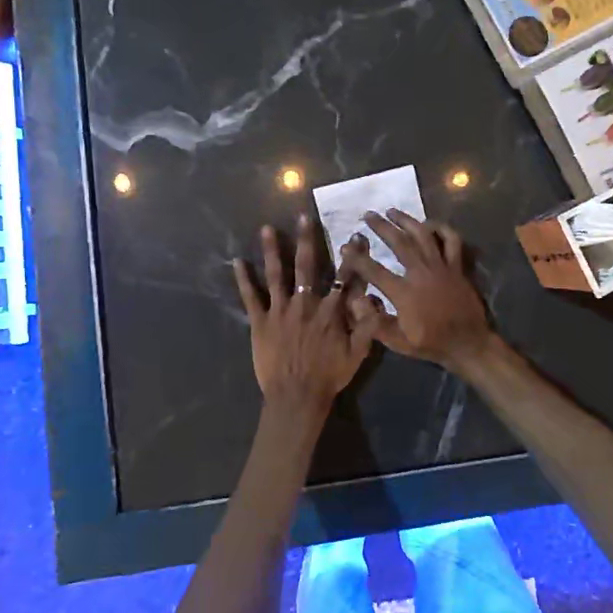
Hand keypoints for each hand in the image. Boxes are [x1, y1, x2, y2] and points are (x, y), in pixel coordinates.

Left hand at [231, 215, 375, 417]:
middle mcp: (305, 303)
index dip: (351, 256)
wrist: (297, 396)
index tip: (355, 237)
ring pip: (275, 273)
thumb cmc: (329, 376)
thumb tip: (375, 300)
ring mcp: (280, 310)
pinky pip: (251, 296)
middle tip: (304, 216)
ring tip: (266, 228)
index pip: (343, 277)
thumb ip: (368, 326)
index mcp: (330, 310)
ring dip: (271, 249)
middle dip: (306, 239)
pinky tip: (237, 261)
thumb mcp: (358, 354)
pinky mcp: (260, 321)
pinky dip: (243, 278)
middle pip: (306, 265)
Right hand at [339, 212, 496, 374]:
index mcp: (404, 293)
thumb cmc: (431, 343)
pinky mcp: (457, 267)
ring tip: (392, 211)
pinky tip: (429, 223)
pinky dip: (441, 229)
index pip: (374, 271)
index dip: (357, 259)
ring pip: (423, 235)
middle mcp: (421, 273)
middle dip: (381, 227)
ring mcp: (441, 267)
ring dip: (406, 220)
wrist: (468, 344)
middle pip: (399, 243)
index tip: (345, 247)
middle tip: (368, 215)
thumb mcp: (398, 341)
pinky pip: (450, 241)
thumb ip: (374, 322)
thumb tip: (356, 301)